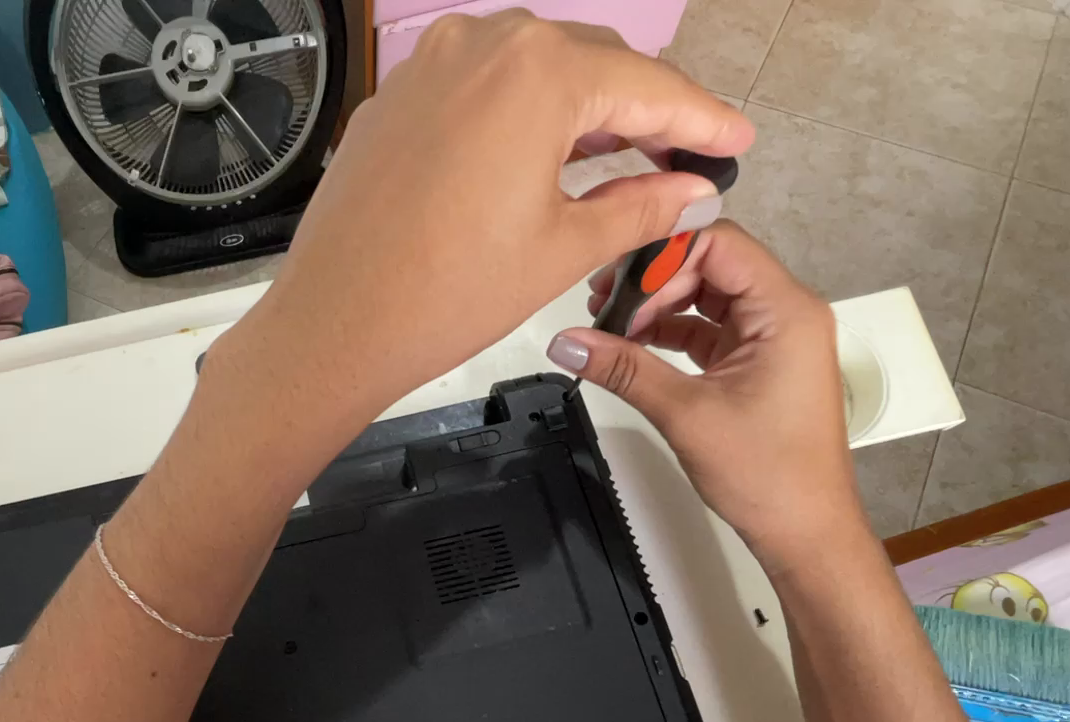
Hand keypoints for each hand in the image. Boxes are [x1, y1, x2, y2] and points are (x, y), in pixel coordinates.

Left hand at [207, 11, 750, 437]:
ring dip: (577, 111)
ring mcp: (426, 69)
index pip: (648, 86)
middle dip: (640, 110)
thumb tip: (692, 190)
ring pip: (527, 75)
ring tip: (615, 154)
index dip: (700, 119)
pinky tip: (530, 156)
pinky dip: (513, 119)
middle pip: (588, 67)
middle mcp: (479, 45)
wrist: (335, 327)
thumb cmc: (446, 296)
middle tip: (679, 154)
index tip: (734, 142)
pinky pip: (473, 94)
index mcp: (537, 73)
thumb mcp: (560, 251)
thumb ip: (639, 207)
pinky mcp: (391, 103)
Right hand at [545, 222, 869, 571]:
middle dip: (653, 282)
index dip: (661, 258)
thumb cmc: (767, 474)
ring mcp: (770, 340)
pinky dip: (669, 335)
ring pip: (705, 299)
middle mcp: (784, 314)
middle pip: (709, 266)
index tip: (613, 285)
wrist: (802, 528)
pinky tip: (633, 350)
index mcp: (785, 310)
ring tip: (609, 328)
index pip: (718, 244)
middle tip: (601, 306)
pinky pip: (706, 331)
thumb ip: (623, 370)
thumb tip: (568, 343)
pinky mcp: (755, 365)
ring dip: (657, 309)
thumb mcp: (684, 413)